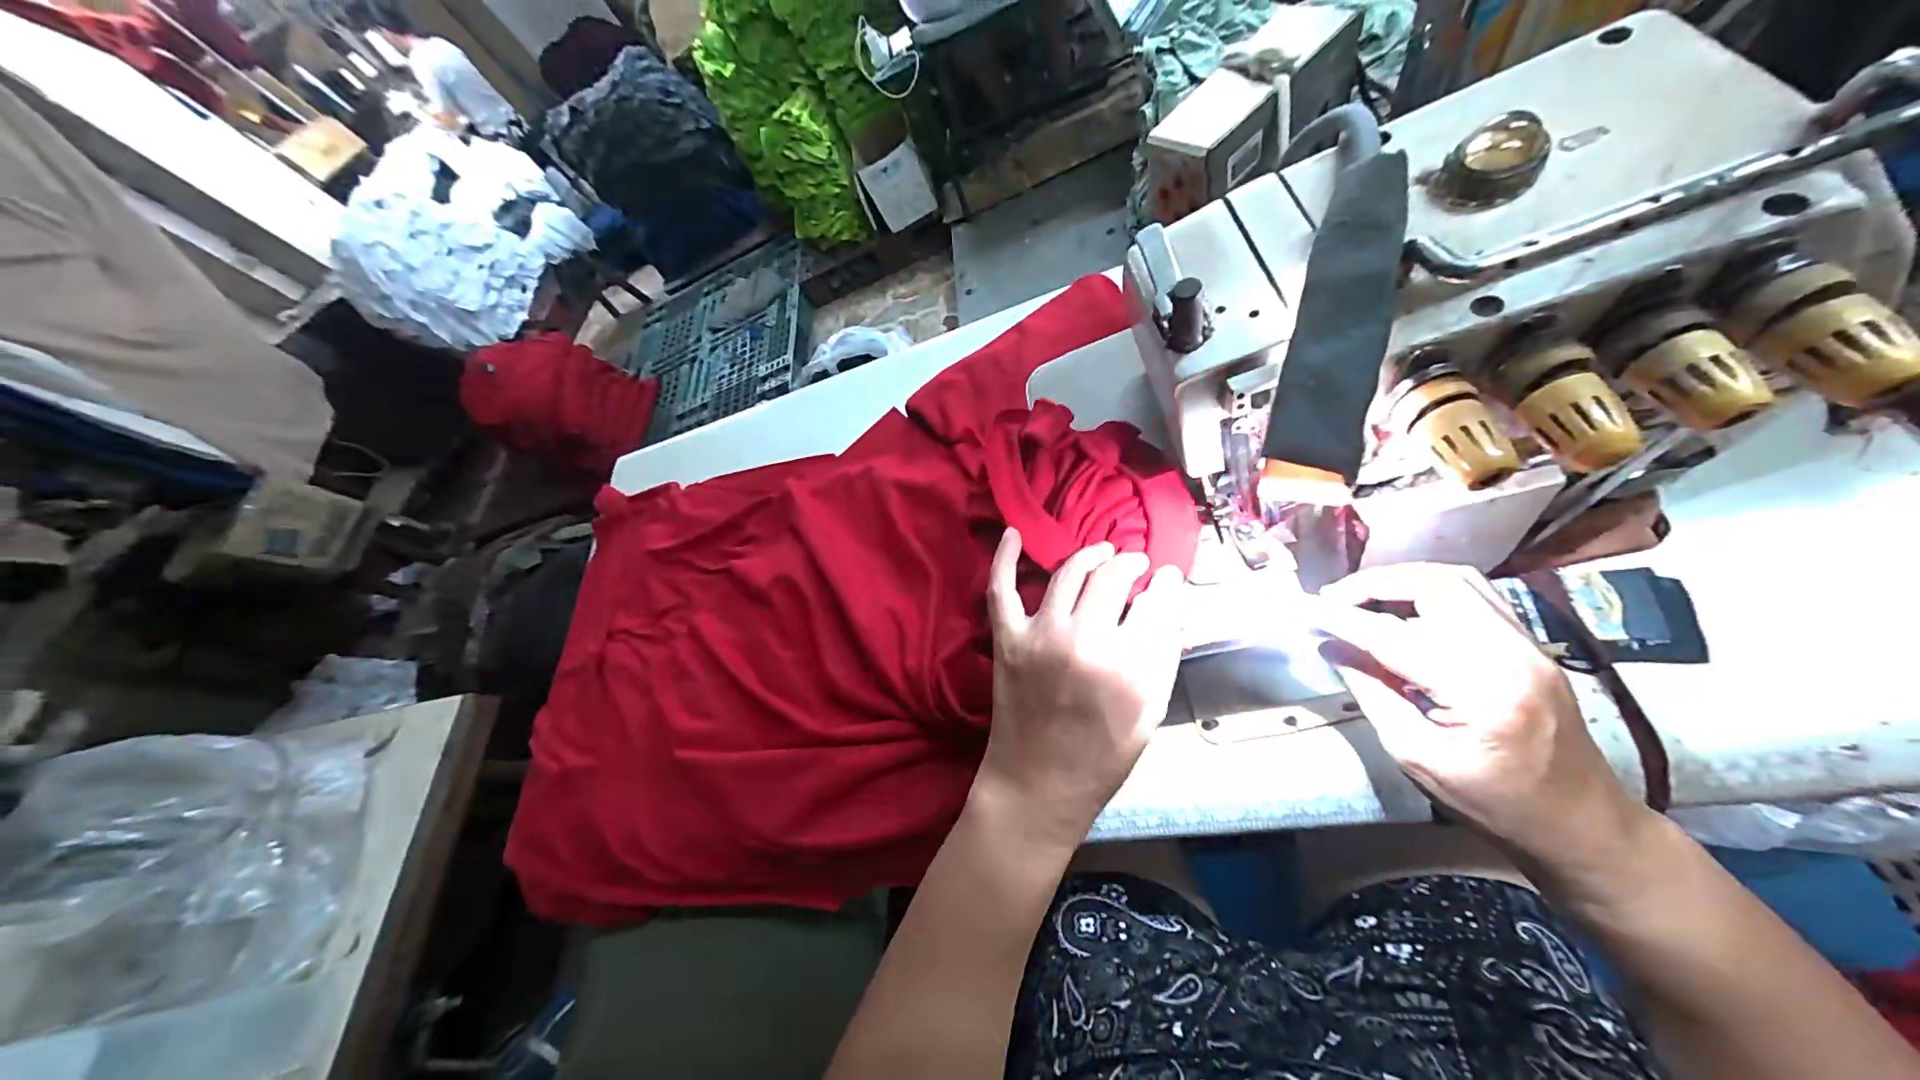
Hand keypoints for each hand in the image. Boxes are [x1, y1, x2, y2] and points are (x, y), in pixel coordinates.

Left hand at [977, 529, 1185, 848]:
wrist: (1038, 785)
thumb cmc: (1102, 757)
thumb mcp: (1151, 712)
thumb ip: (1164, 652)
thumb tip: (1168, 595)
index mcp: (1129, 666)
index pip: (1155, 601)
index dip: (1164, 584)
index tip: (1165, 578)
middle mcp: (1085, 641)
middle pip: (1112, 577)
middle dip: (1130, 564)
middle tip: (1135, 565)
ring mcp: (1040, 636)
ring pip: (1069, 572)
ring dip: (1091, 554)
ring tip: (1103, 553)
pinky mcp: (1007, 640)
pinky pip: (1000, 588)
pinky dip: (1003, 558)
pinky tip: (1013, 533)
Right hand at [1308, 563, 1653, 874]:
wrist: (1580, 823)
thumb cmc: (1492, 804)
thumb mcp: (1415, 755)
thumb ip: (1371, 691)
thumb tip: (1331, 645)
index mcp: (1482, 691)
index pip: (1395, 636)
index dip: (1342, 619)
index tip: (1304, 611)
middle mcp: (1512, 654)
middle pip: (1432, 586)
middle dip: (1372, 585)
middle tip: (1331, 600)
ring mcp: (1528, 644)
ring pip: (1455, 580)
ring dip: (1400, 580)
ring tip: (1360, 597)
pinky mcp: (1531, 644)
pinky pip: (1475, 594)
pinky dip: (1429, 589)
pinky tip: (1402, 606)